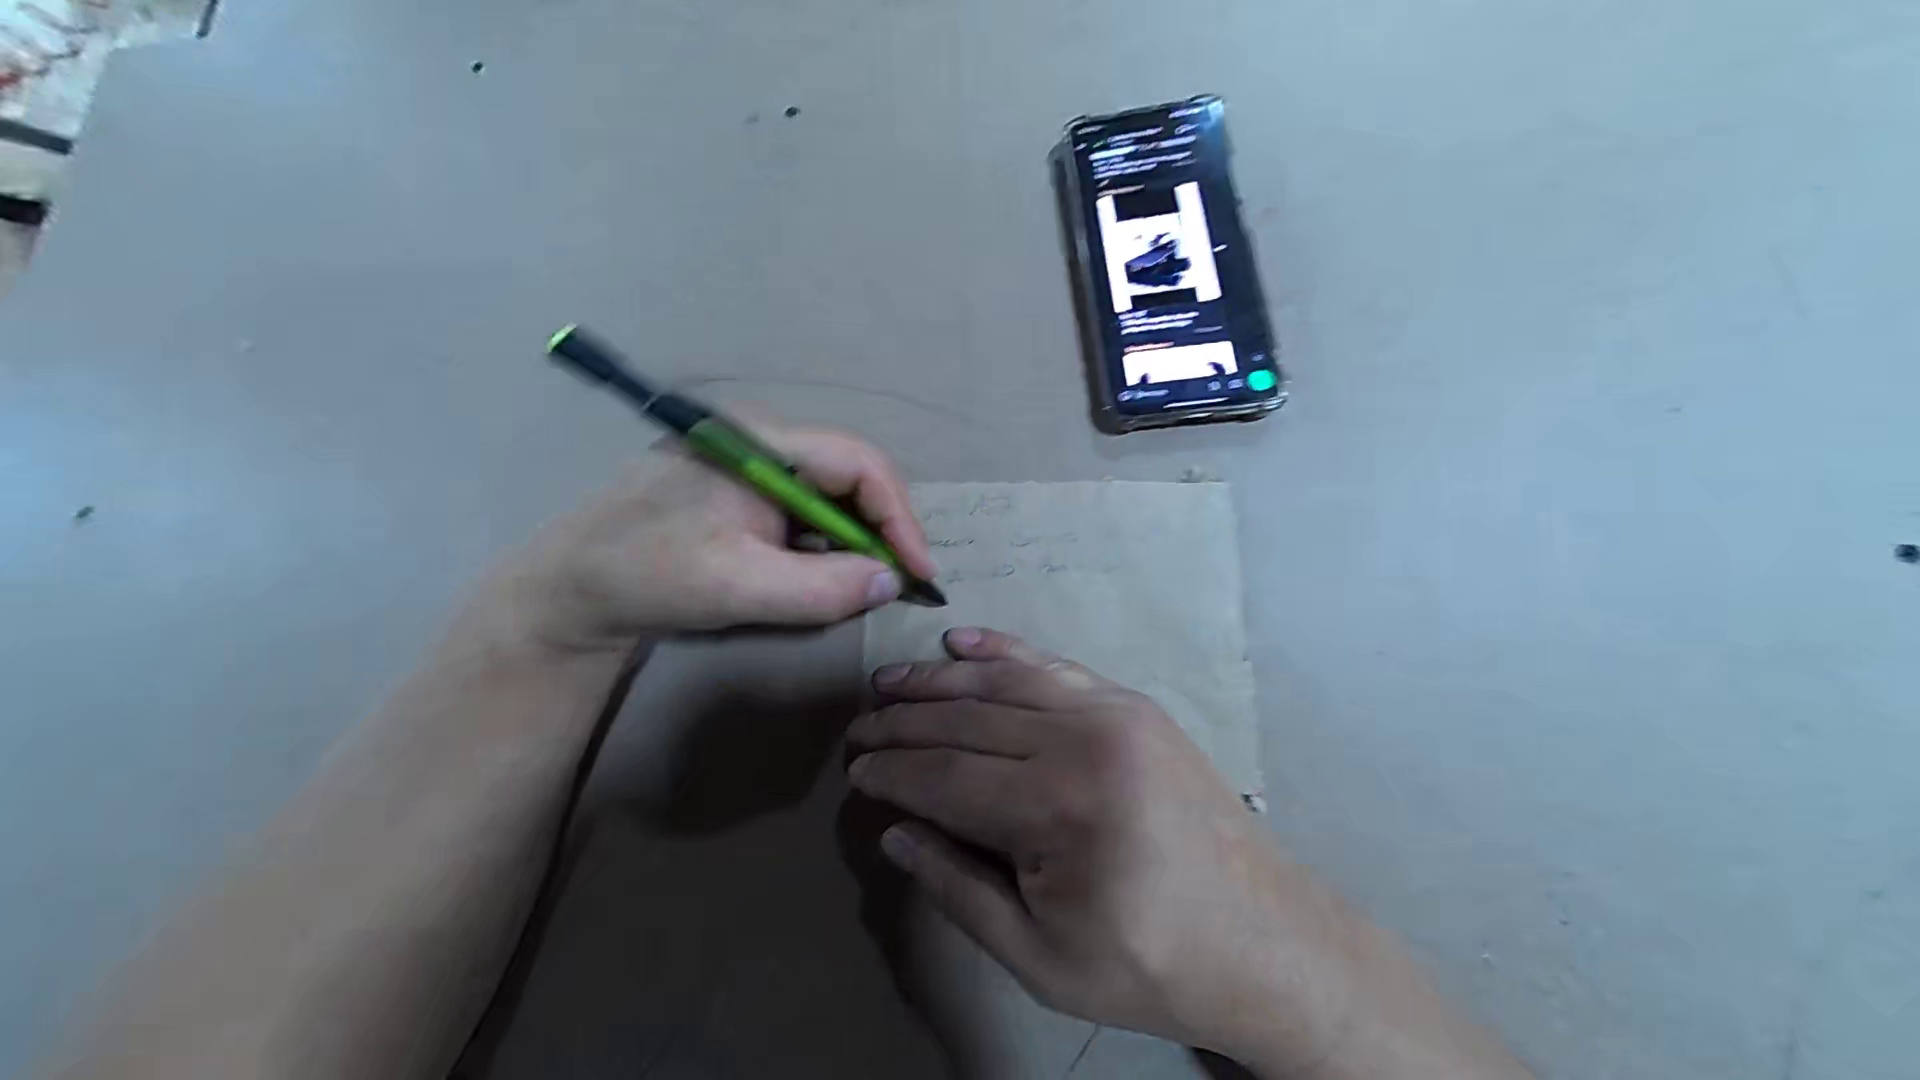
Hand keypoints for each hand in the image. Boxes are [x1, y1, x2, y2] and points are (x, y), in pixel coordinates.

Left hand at [496, 417, 937, 651]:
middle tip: (899, 580)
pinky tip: (825, 572)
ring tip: (867, 581)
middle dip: (881, 529)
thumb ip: (821, 588)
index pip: (859, 464)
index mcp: (762, 441)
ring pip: (832, 493)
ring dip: (857, 538)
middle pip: (851, 475)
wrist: (571, 588)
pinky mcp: (744, 487)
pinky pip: (807, 508)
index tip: (918, 571)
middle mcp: (764, 438)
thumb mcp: (737, 587)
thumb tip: (893, 581)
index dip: (899, 517)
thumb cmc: (647, 576)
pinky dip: (828, 542)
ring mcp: (753, 461)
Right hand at [844, 629, 1354, 1071]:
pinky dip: (1002, 651)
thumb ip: (958, 889)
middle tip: (859, 727)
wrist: (1267, 937)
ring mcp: (1111, 711)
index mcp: (1059, 809)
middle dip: (903, 723)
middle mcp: (1082, 741)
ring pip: (1002, 682)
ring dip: (938, 679)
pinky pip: (1052, 665)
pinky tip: (962, 641)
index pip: (946, 777)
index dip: (893, 774)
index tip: (855, 772)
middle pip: (967, 721)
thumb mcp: (1042, 958)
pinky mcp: (1130, 703)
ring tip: (890, 681)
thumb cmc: (1151, 962)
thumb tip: (894, 831)